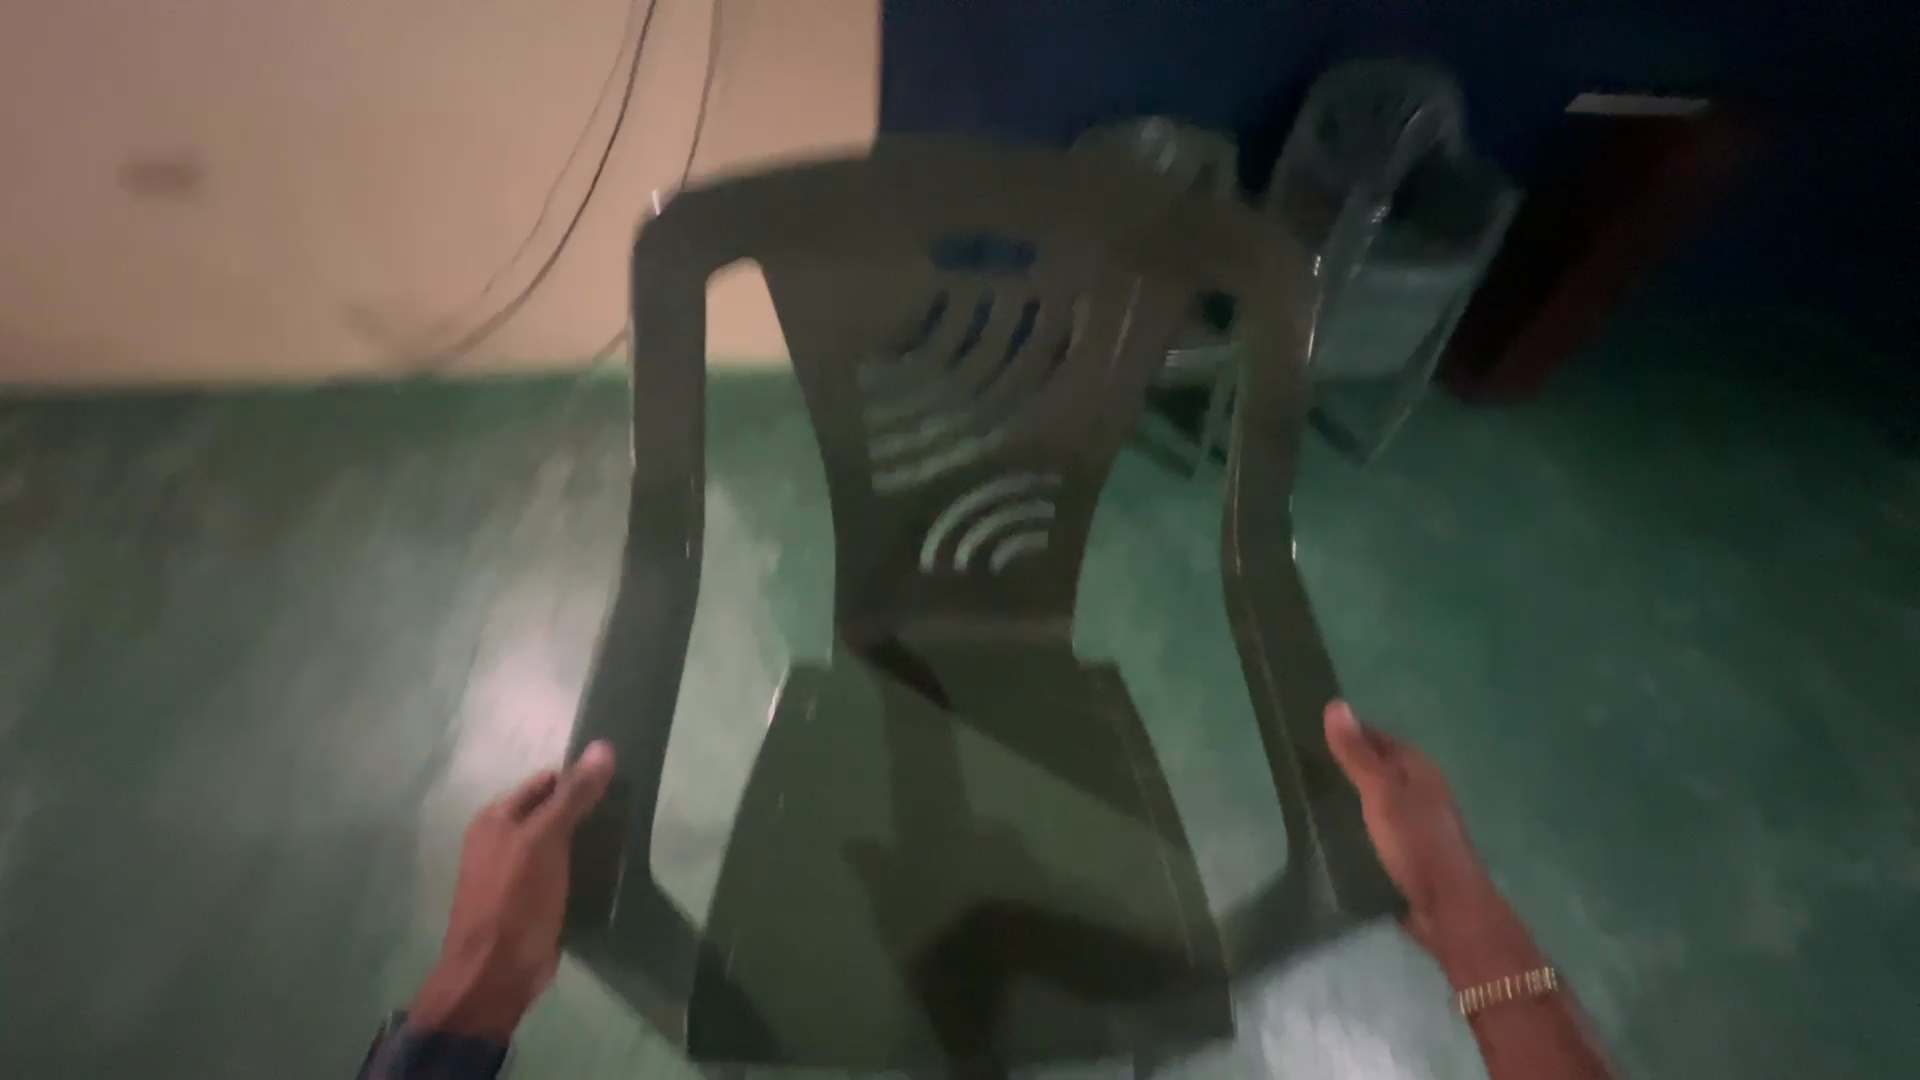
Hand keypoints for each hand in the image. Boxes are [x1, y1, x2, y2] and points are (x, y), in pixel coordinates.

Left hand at [409, 742, 615, 1038]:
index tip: (617, 784)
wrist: (494, 976)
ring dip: (589, 837)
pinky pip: (564, 868)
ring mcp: (516, 871)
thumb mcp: (545, 840)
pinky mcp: (533, 898)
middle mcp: (502, 840)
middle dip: (587, 808)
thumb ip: (574, 795)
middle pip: (554, 809)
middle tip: (625, 810)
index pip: (548, 780)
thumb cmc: (514, 900)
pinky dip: (585, 864)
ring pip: (562, 840)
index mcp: (496, 819)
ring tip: (625, 836)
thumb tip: (604, 746)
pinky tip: (610, 866)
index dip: (579, 778)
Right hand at [1324, 702, 1538, 984]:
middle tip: (1302, 762)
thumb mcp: (1380, 793)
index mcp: (1418, 770)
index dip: (1347, 732)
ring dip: (1349, 793)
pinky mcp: (1407, 851)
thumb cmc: (1415, 843)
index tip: (1307, 731)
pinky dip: (1355, 821)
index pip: (1377, 737)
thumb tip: (1334, 703)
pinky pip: (1375, 824)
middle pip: (1377, 766)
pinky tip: (1331, 828)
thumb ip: (1357, 753)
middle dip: (1345, 762)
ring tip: (1310, 793)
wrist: (1449, 910)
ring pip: (1375, 796)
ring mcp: (1416, 823)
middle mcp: (1421, 791)